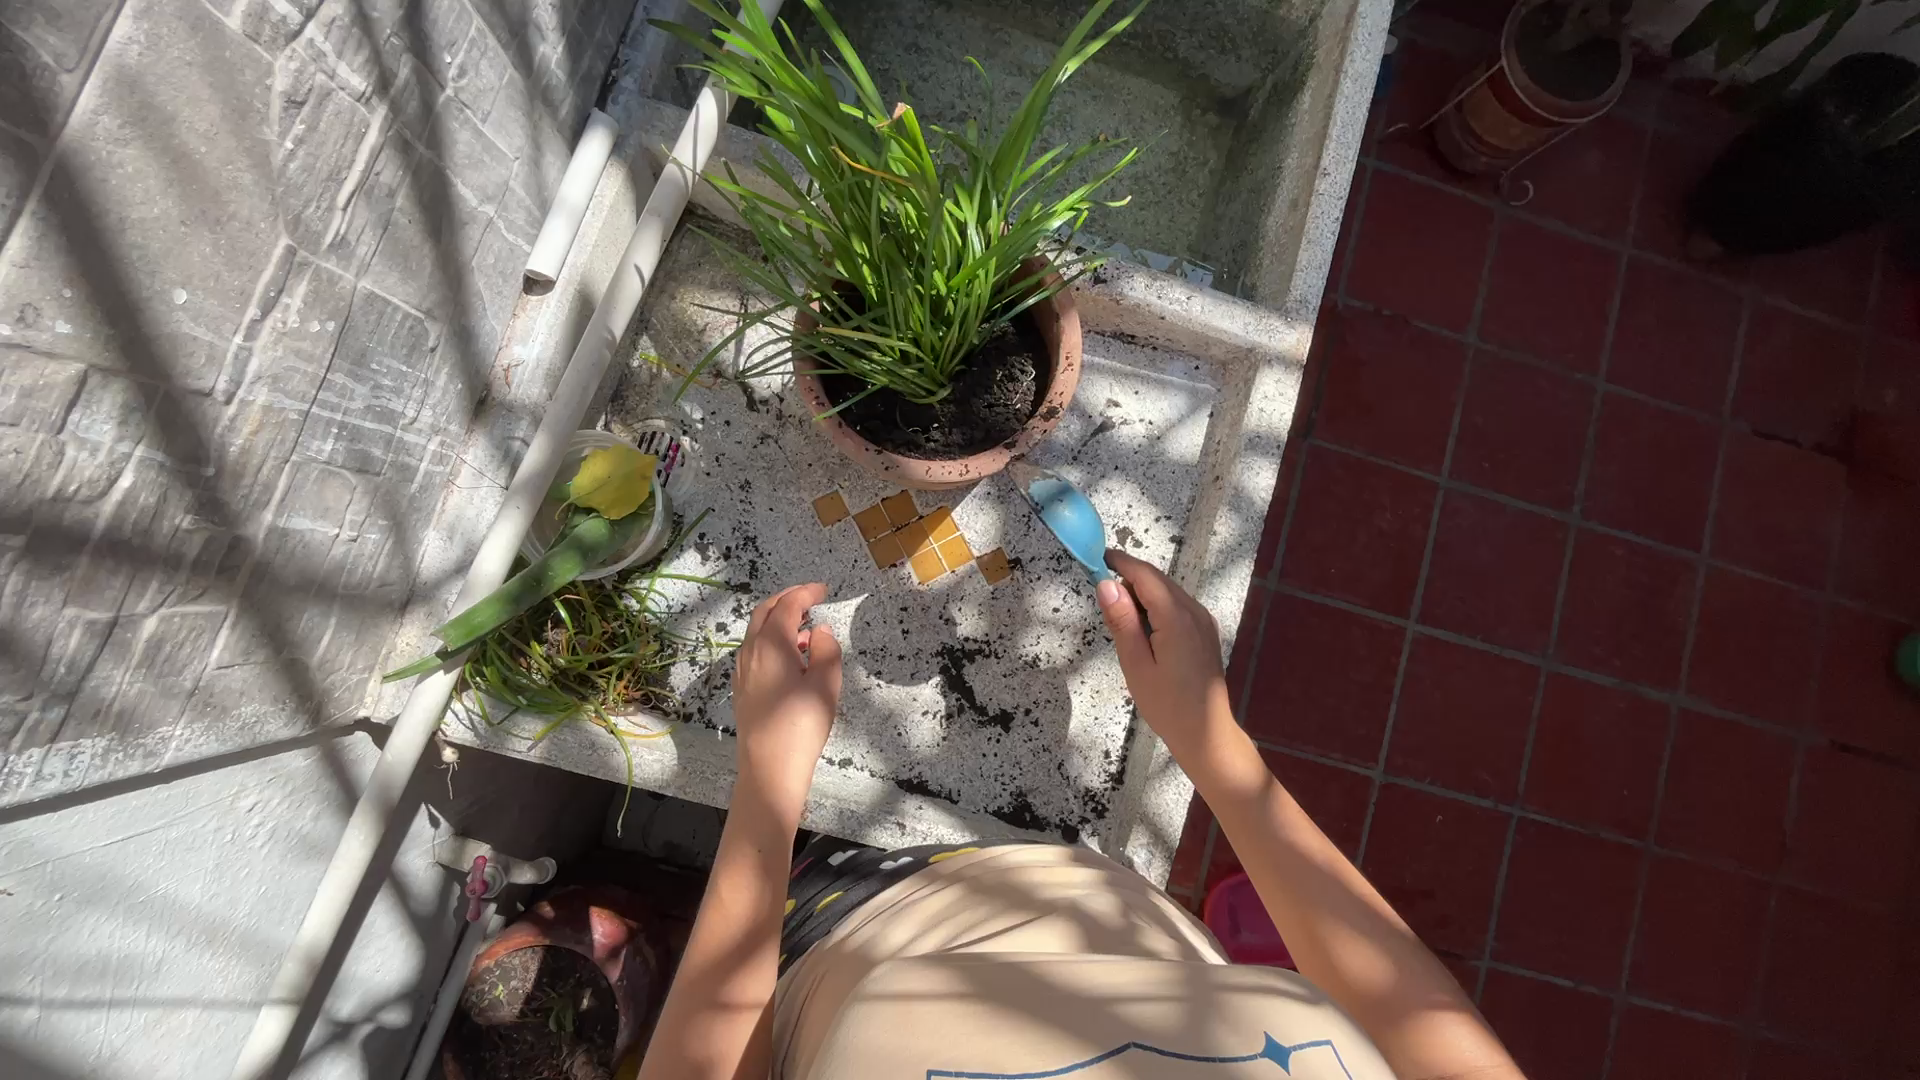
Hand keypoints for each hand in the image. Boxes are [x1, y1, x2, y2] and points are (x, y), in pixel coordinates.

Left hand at [731, 583, 842, 817]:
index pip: (787, 606)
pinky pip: (756, 649)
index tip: (823, 589)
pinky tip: (791, 655)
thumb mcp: (826, 684)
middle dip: (787, 599)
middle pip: (765, 612)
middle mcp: (751, 651)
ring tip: (805, 626)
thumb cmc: (801, 724)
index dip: (805, 593)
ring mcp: (743, 670)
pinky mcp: (743, 687)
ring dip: (779, 619)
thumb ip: (826, 650)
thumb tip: (818, 631)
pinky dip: (772, 639)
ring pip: (757, 631)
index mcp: (771, 644)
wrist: (770, 768)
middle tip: (810, 597)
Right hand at [1096, 550, 1232, 755]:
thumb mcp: (1135, 664)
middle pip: (1157, 580)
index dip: (1120, 562)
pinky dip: (1155, 605)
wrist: (1206, 732)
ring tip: (1118, 613)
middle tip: (1100, 590)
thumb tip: (1106, 584)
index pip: (1145, 575)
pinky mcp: (1205, 631)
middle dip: (1128, 577)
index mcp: (1176, 617)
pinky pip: (1177, 606)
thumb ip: (1122, 621)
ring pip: (1167, 592)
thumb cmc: (1166, 703)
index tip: (1096, 557)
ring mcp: (1203, 621)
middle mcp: (1194, 611)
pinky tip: (1142, 627)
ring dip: (1141, 593)